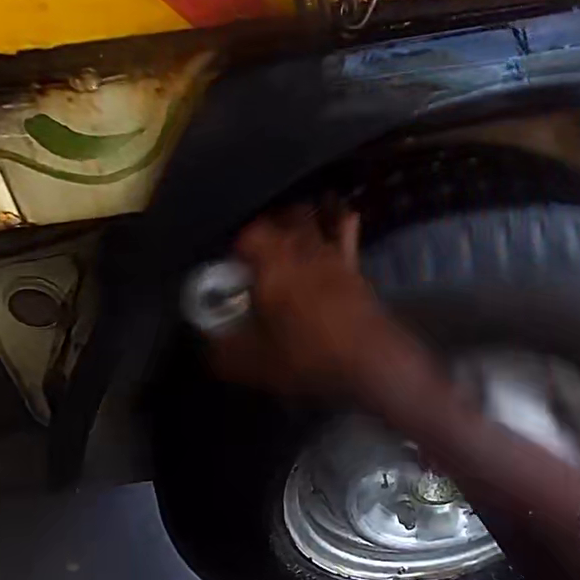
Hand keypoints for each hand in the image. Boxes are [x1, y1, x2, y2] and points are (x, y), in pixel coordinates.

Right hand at [206, 205, 428, 401]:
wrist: (371, 362)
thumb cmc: (307, 356)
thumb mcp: (254, 363)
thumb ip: (224, 352)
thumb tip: (208, 347)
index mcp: (273, 264)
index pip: (250, 233)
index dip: (237, 244)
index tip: (231, 262)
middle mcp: (303, 249)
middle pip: (283, 217)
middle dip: (268, 225)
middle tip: (258, 246)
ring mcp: (333, 254)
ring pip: (315, 216)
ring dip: (300, 217)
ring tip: (290, 227)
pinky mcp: (356, 266)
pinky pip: (346, 229)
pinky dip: (339, 218)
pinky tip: (337, 215)